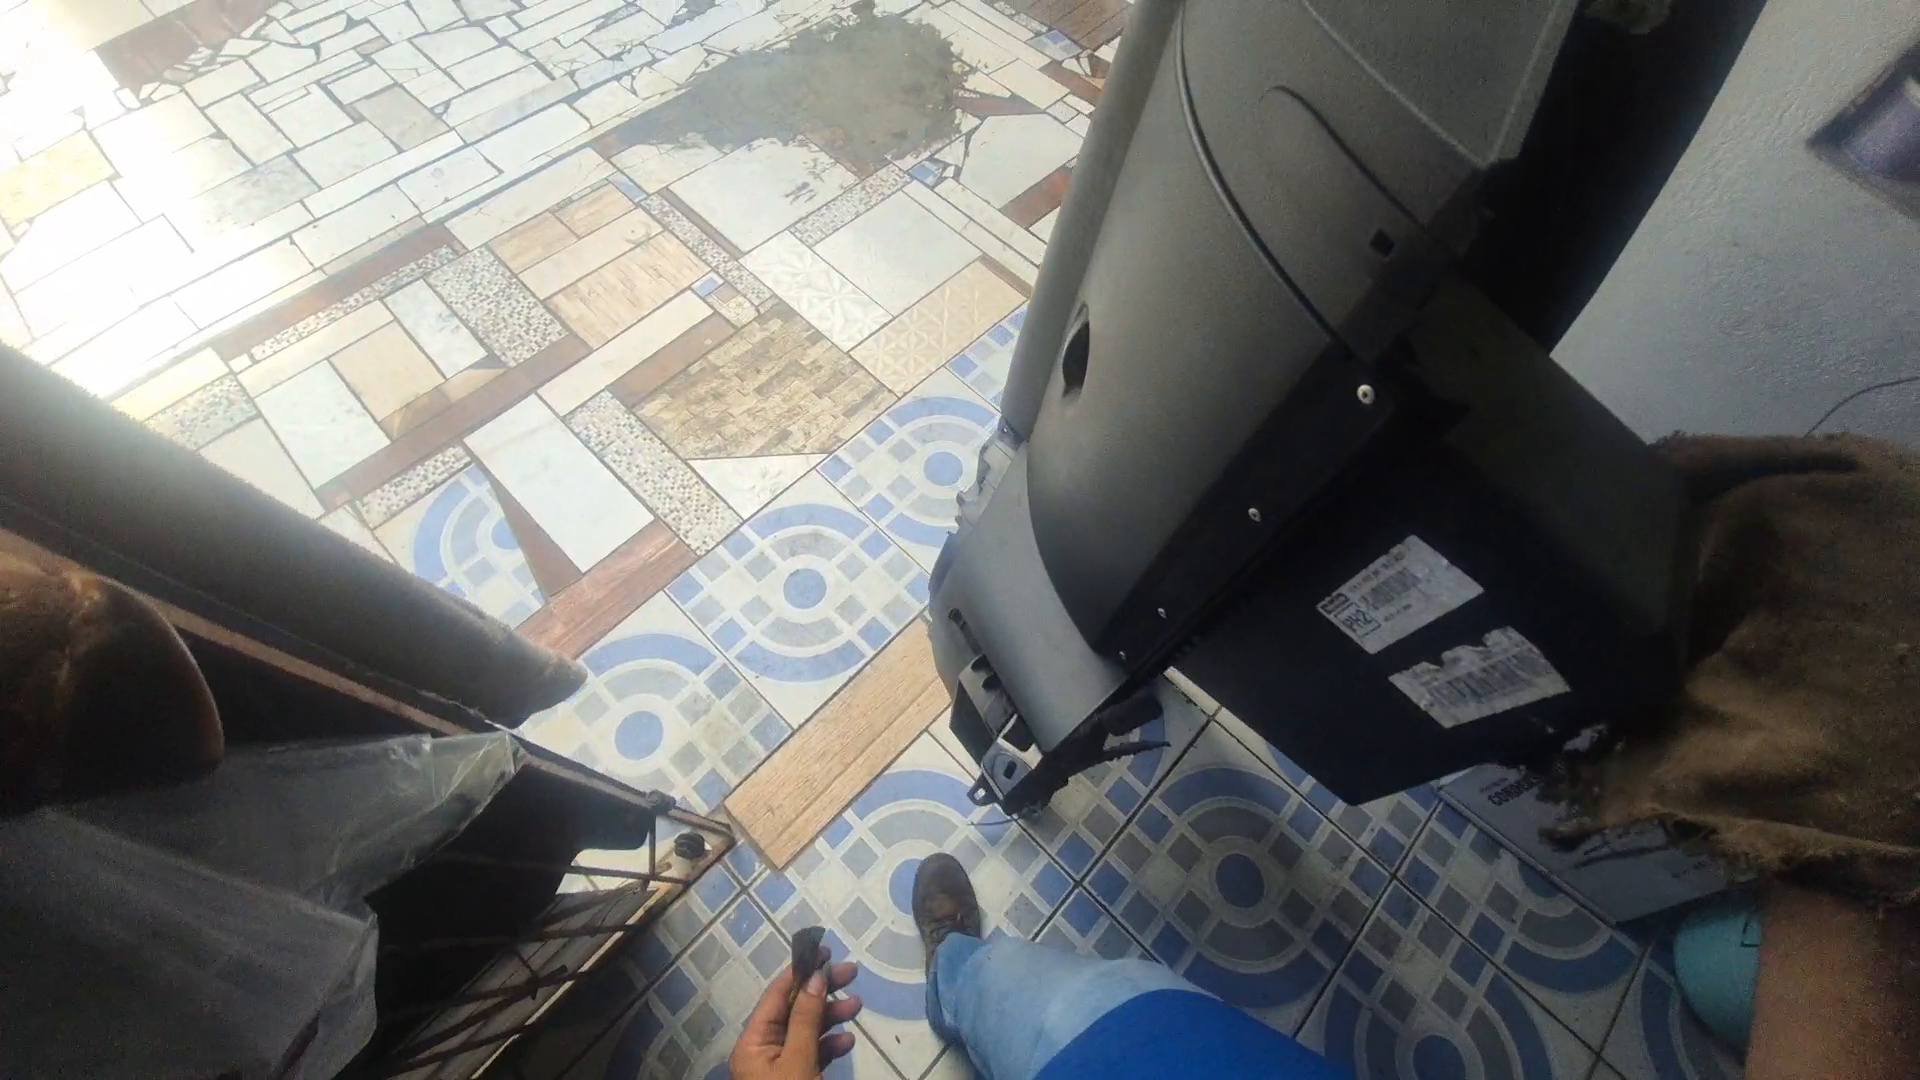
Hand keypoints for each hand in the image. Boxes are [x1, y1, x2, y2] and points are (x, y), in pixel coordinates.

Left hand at [728, 948, 861, 1079]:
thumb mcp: (799, 1061)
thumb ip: (807, 1017)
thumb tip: (816, 975)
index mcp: (753, 1043)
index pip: (778, 994)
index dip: (802, 969)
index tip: (826, 950)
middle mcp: (763, 1051)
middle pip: (794, 1009)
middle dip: (823, 991)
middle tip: (851, 972)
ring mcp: (779, 1069)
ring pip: (807, 1030)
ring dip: (832, 1016)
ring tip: (857, 1006)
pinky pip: (812, 1053)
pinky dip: (831, 1045)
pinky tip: (848, 1041)